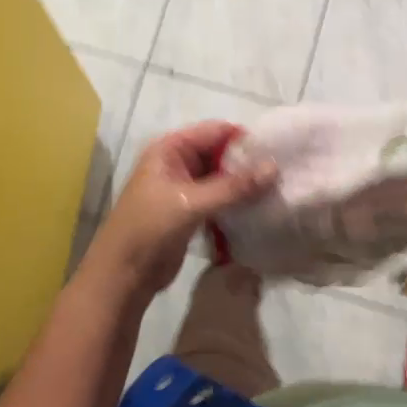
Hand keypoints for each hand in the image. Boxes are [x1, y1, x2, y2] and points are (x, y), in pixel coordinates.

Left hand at [82, 121, 276, 297]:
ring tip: (277, 192)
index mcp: (169, 148)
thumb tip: (274, 167)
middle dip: (248, 164)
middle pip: (220, 153)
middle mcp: (177, 162)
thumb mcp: (191, 203)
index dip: (245, 138)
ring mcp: (184, 188)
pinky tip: (260, 210)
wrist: (123, 275)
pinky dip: (236, 203)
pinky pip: (219, 200)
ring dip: (244, 186)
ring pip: (221, 179)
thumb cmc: (149, 229)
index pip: (215, 131)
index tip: (279, 150)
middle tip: (283, 175)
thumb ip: (233, 187)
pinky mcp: (190, 213)